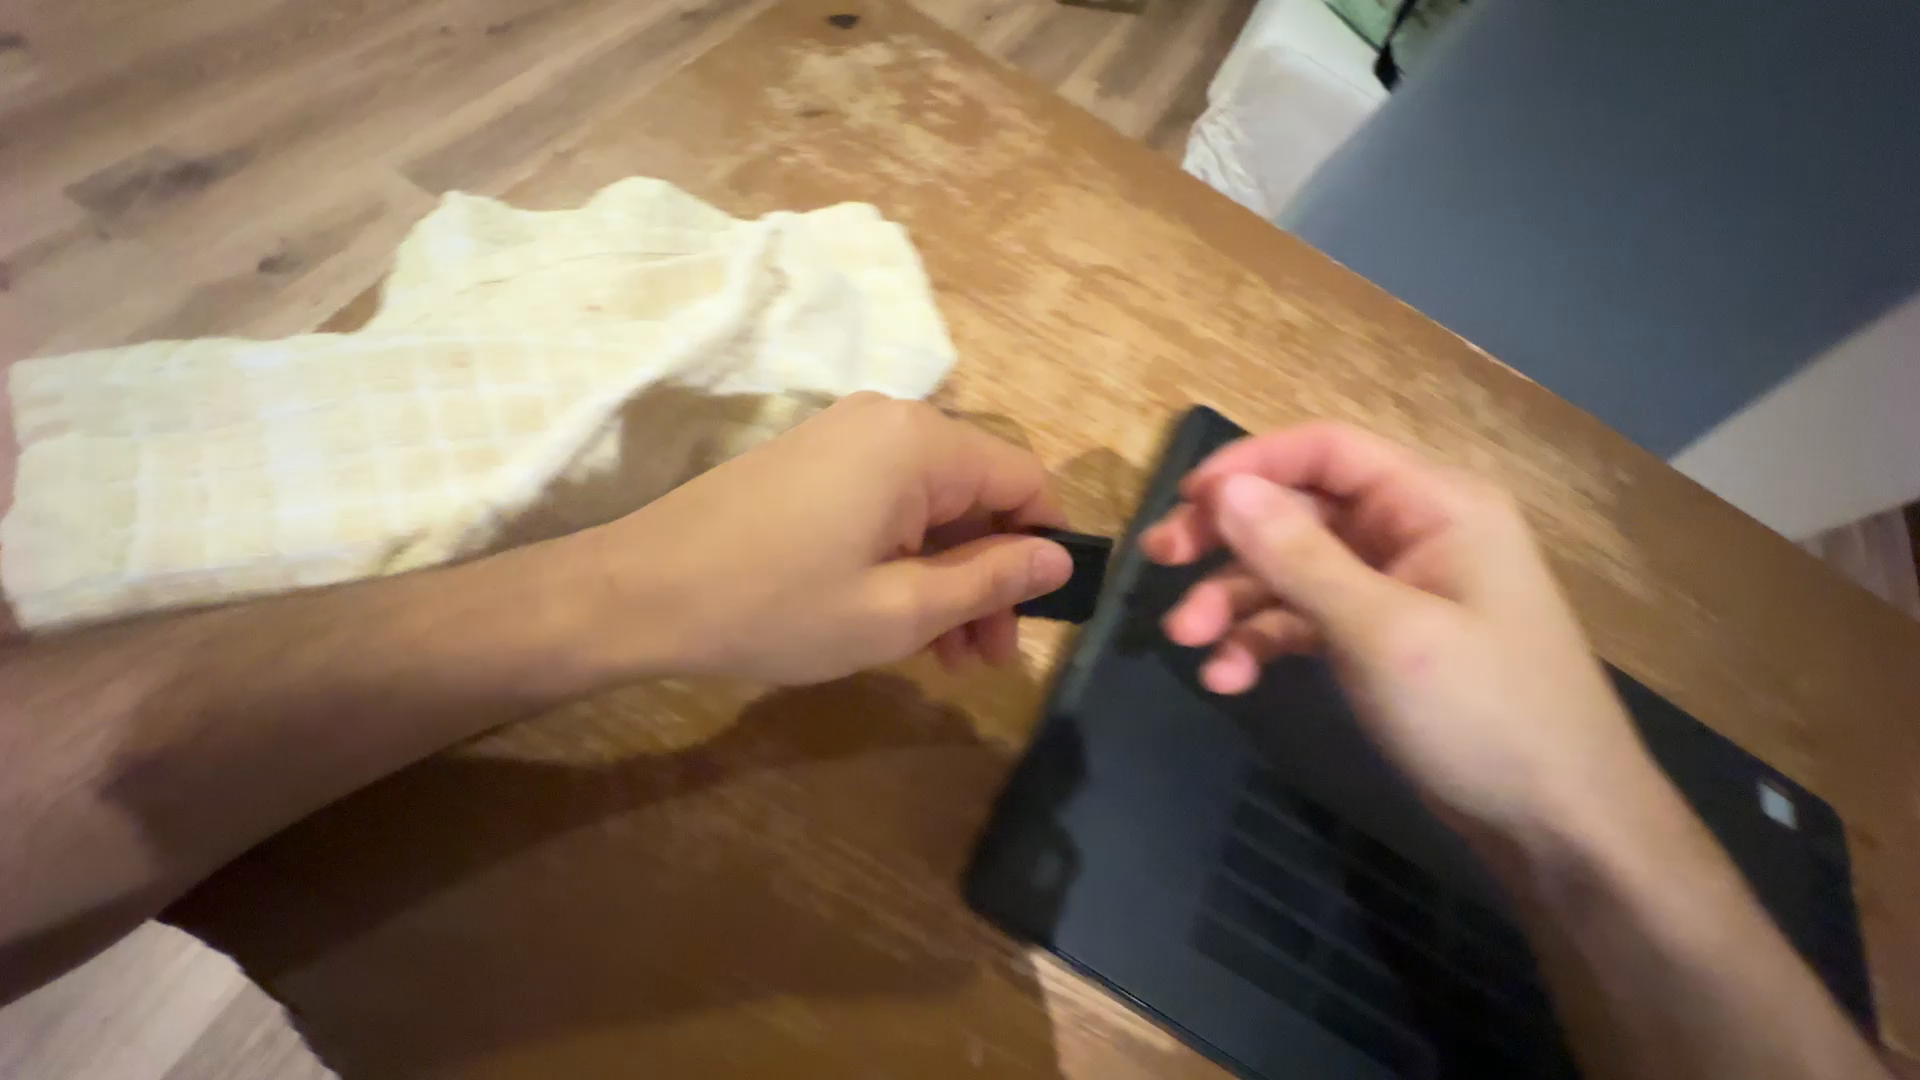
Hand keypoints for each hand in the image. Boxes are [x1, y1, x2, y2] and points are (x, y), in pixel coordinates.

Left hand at [578, 393, 1073, 684]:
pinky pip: (888, 505)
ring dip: (949, 577)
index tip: (1042, 613)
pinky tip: (900, 620)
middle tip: (988, 657)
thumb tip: (1059, 560)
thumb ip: (990, 578)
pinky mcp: (814, 463)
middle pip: (976, 496)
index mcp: (921, 442)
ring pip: (932, 507)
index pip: (1023, 479)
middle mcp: (890, 422)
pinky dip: (906, 559)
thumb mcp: (901, 609)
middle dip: (991, 576)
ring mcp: (846, 439)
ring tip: (948, 657)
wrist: (639, 595)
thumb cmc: (778, 607)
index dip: (1045, 545)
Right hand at [1140, 423, 1658, 841]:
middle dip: (1224, 537)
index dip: (1250, 464)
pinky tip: (1227, 677)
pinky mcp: (1370, 636)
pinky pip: (1298, 619)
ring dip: (1231, 601)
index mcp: (1431, 505)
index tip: (1186, 500)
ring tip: (1186, 640)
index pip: (1325, 451)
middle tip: (1158, 558)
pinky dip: (1259, 642)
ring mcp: (1387, 587)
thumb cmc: (1483, 714)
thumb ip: (1298, 556)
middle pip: (1294, 509)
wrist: (1555, 827)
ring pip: (1286, 569)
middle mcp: (1407, 533)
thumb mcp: (1381, 630)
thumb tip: (1225, 490)